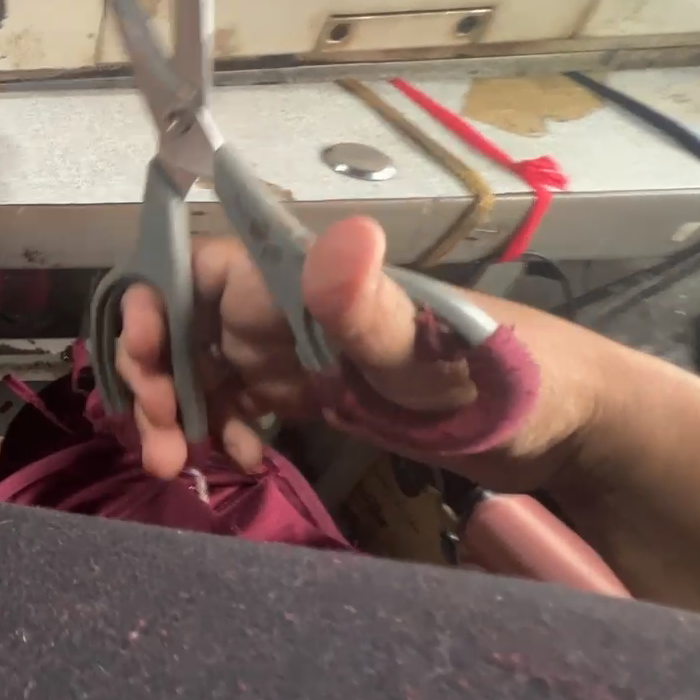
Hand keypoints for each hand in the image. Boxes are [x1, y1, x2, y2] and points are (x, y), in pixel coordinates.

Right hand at [116, 217, 603, 490]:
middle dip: (152, 376)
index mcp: (285, 278)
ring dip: (172, 413)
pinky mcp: (292, 389)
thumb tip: (345, 235)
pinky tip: (238, 461)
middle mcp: (269, 306)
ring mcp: (277, 349)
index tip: (140, 355)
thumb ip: (367, 302)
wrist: (559, 431)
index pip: (188, 272)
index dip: (148, 306)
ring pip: (193, 369)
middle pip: (177, 328)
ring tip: (171, 464)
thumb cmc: (498, 375)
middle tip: (155, 435)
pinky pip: (229, 403)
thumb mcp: (427, 347)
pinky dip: (218, 431)